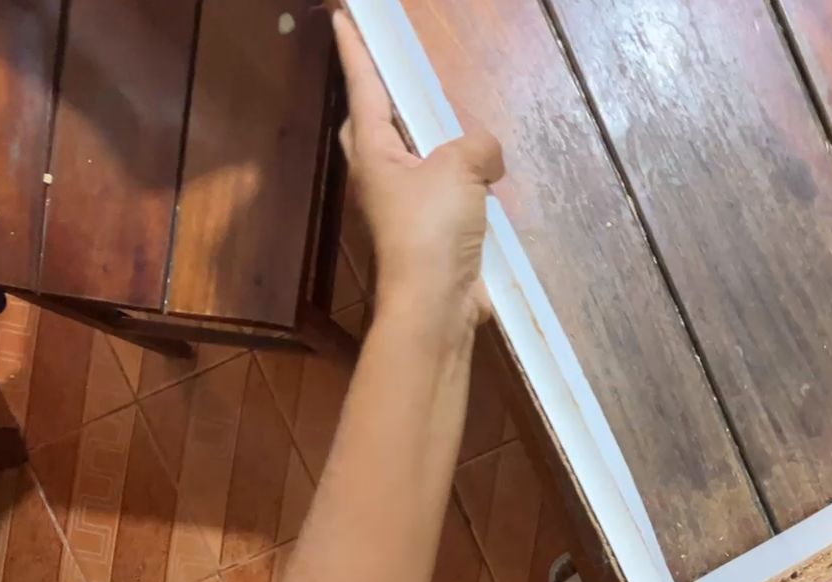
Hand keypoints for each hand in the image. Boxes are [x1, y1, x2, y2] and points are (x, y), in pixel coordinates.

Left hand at [332, 12, 505, 326]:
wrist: (435, 303)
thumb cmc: (433, 228)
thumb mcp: (460, 169)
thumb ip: (478, 147)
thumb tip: (488, 157)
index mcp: (375, 154)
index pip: (363, 90)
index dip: (356, 53)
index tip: (343, 19)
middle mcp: (380, 183)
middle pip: (370, 132)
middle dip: (375, 106)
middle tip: (390, 84)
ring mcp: (401, 216)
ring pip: (405, 170)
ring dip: (420, 150)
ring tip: (445, 132)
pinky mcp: (426, 243)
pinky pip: (437, 202)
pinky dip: (452, 189)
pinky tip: (475, 187)